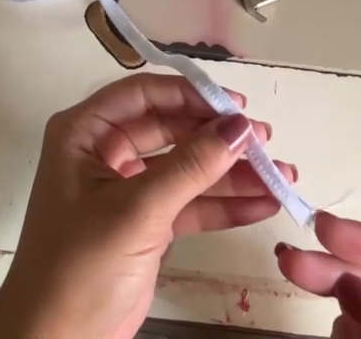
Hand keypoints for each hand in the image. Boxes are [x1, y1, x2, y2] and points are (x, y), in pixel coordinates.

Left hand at [0, 74, 294, 338]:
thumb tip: (238, 126)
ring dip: (230, 173)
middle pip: (169, 129)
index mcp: (84, 132)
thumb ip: (190, 167)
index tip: (236, 105)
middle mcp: (103, 151)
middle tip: (267, 142)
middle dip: (217, 136)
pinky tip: (262, 204)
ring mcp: (125, 189)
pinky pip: (188, 204)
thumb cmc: (79, 266)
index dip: (189, 94)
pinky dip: (223, 205)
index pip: (142, 95)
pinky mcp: (144, 224)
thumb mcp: (136, 211)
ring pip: (185, 168)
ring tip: (280, 175)